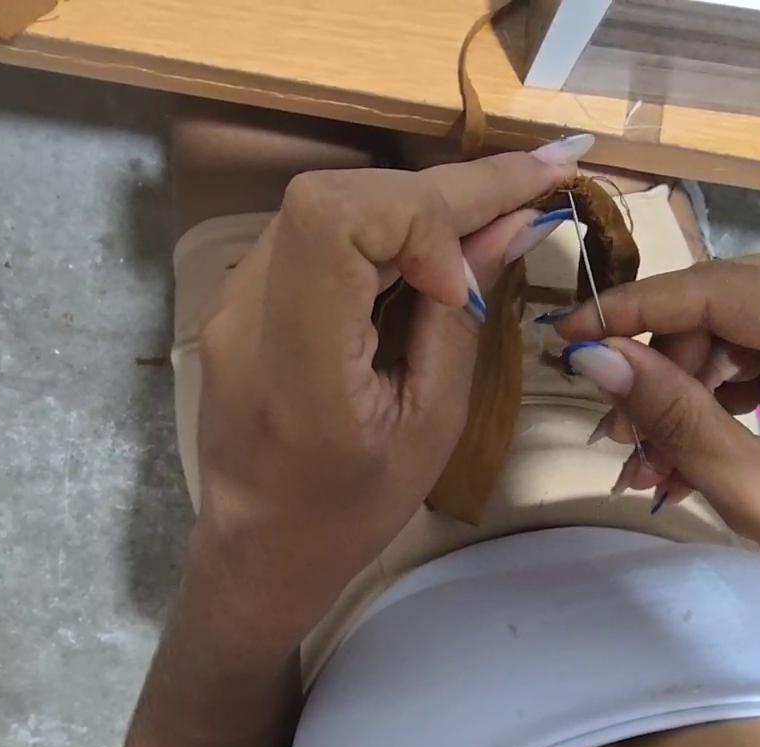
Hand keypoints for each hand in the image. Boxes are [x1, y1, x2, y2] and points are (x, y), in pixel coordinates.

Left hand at [190, 145, 583, 638]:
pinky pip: (314, 235)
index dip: (417, 218)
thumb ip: (460, 322)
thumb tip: (509, 226)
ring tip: (487, 222)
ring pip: (327, 204)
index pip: (335, 222)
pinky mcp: (238, 299)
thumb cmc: (355, 510)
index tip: (462, 280)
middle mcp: (247, 316)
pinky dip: (381, 230)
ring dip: (414, 206)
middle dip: (440, 193)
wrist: (263, 544)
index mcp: (299, 370)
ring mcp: (231, 301)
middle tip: (528, 190)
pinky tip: (428, 252)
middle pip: (335, 197)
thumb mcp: (431, 429)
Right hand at [549, 255, 759, 623]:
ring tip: (650, 462)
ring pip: (728, 324)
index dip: (631, 310)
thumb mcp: (757, 487)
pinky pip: (752, 342)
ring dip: (679, 390)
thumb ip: (674, 417)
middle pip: (719, 302)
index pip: (716, 289)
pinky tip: (684, 446)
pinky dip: (711, 392)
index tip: (566, 334)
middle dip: (659, 369)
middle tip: (622, 438)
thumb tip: (592, 358)